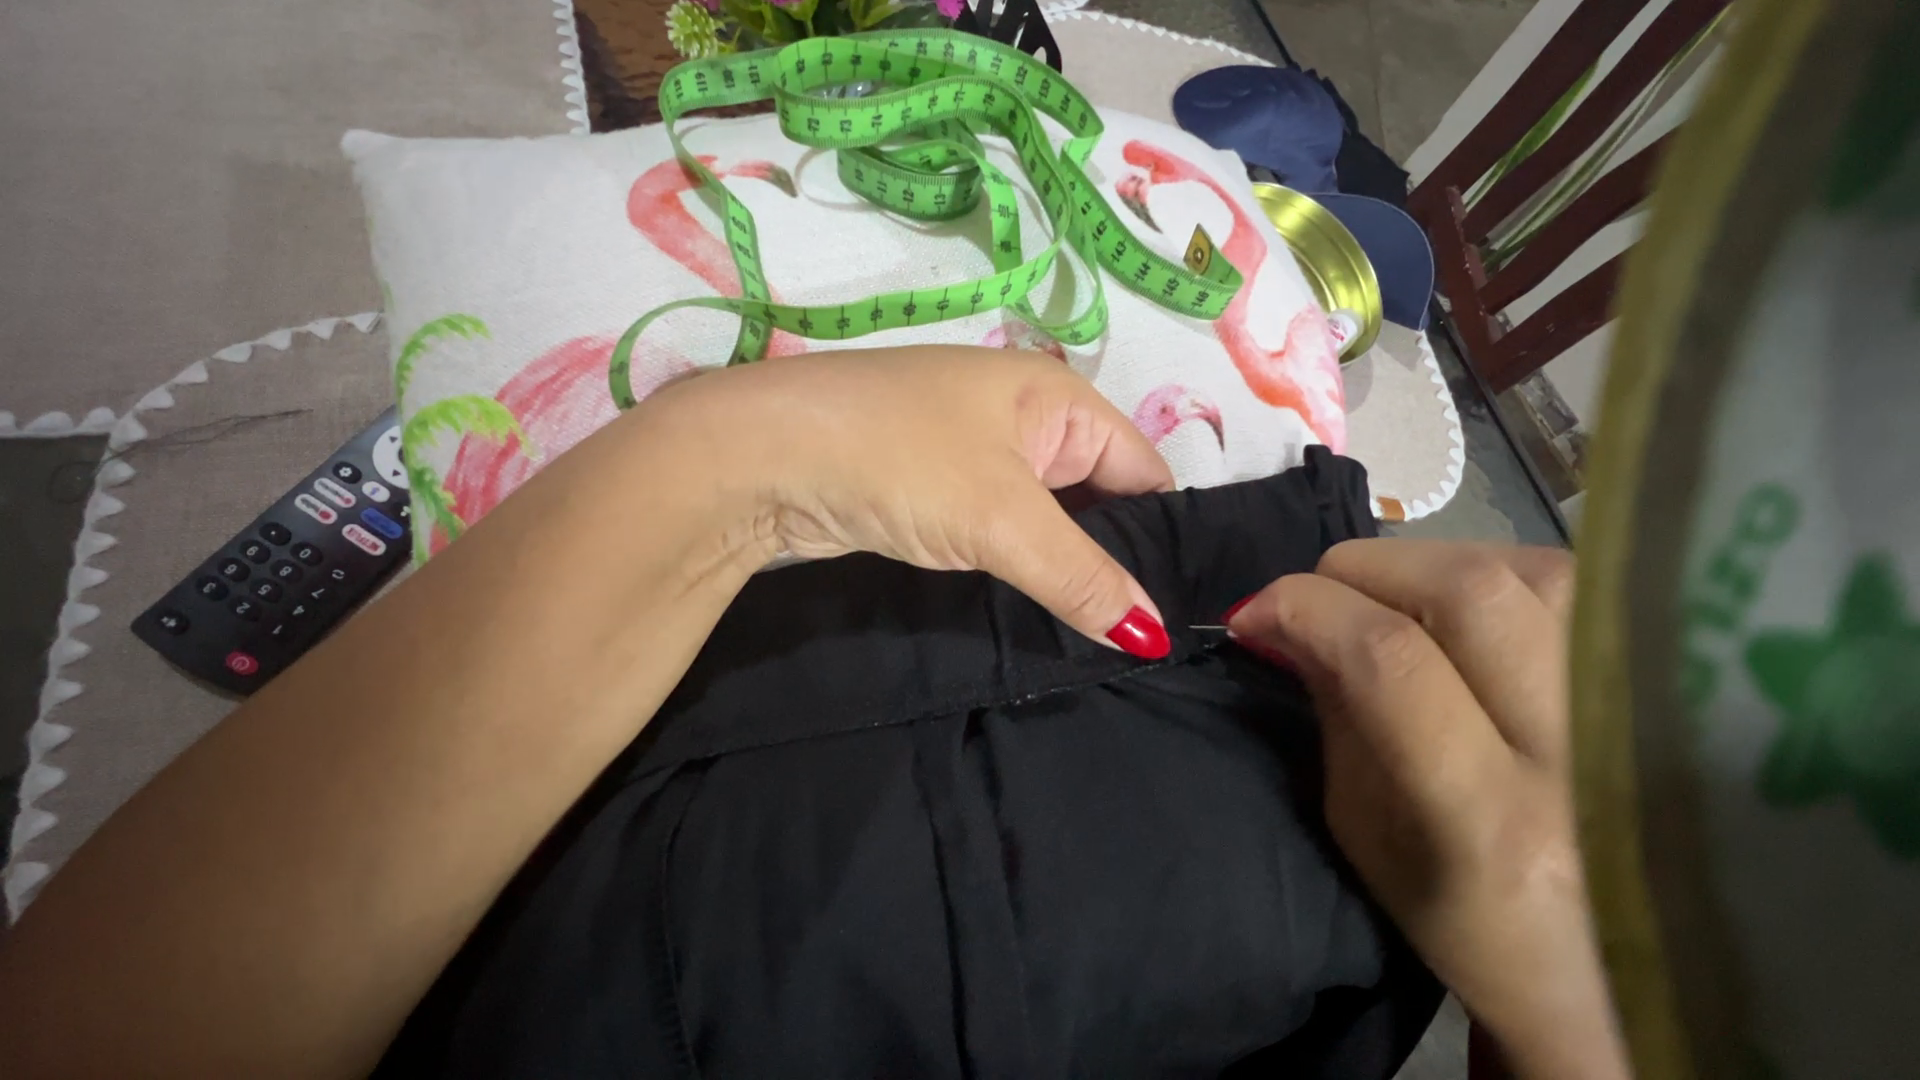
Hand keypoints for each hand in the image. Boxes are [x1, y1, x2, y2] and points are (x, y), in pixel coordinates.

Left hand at [648, 345, 1176, 656]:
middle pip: (1099, 499)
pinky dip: (1020, 571)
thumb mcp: (1001, 518)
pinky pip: (1003, 535)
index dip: (1163, 540)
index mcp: (1057, 397)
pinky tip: (1041, 618)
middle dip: (1115, 563)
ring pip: (1048, 523)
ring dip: (1066, 573)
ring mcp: (977, 458)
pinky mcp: (938, 495)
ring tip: (1103, 642)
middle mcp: (1025, 420)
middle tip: (1144, 641)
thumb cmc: (898, 460)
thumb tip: (1156, 635)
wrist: (761, 456)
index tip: (1181, 614)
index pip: (1144, 471)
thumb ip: (1082, 576)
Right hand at [1225, 539, 1628, 1079]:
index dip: (1305, 609)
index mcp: (1491, 818)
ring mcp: (1654, 715)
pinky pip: (1581, 583)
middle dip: (1360, 569)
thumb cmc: (1469, 923)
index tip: (1252, 615)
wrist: (1629, 979)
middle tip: (1318, 598)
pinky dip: (1497, 575)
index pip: (1391, 660)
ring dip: (1429, 565)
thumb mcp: (1368, 833)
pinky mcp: (1692, 687)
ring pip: (1530, 568)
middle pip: (1469, 589)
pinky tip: (1469, 612)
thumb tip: (1290, 619)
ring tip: (1390, 601)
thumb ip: (1337, 713)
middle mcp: (1585, 753)